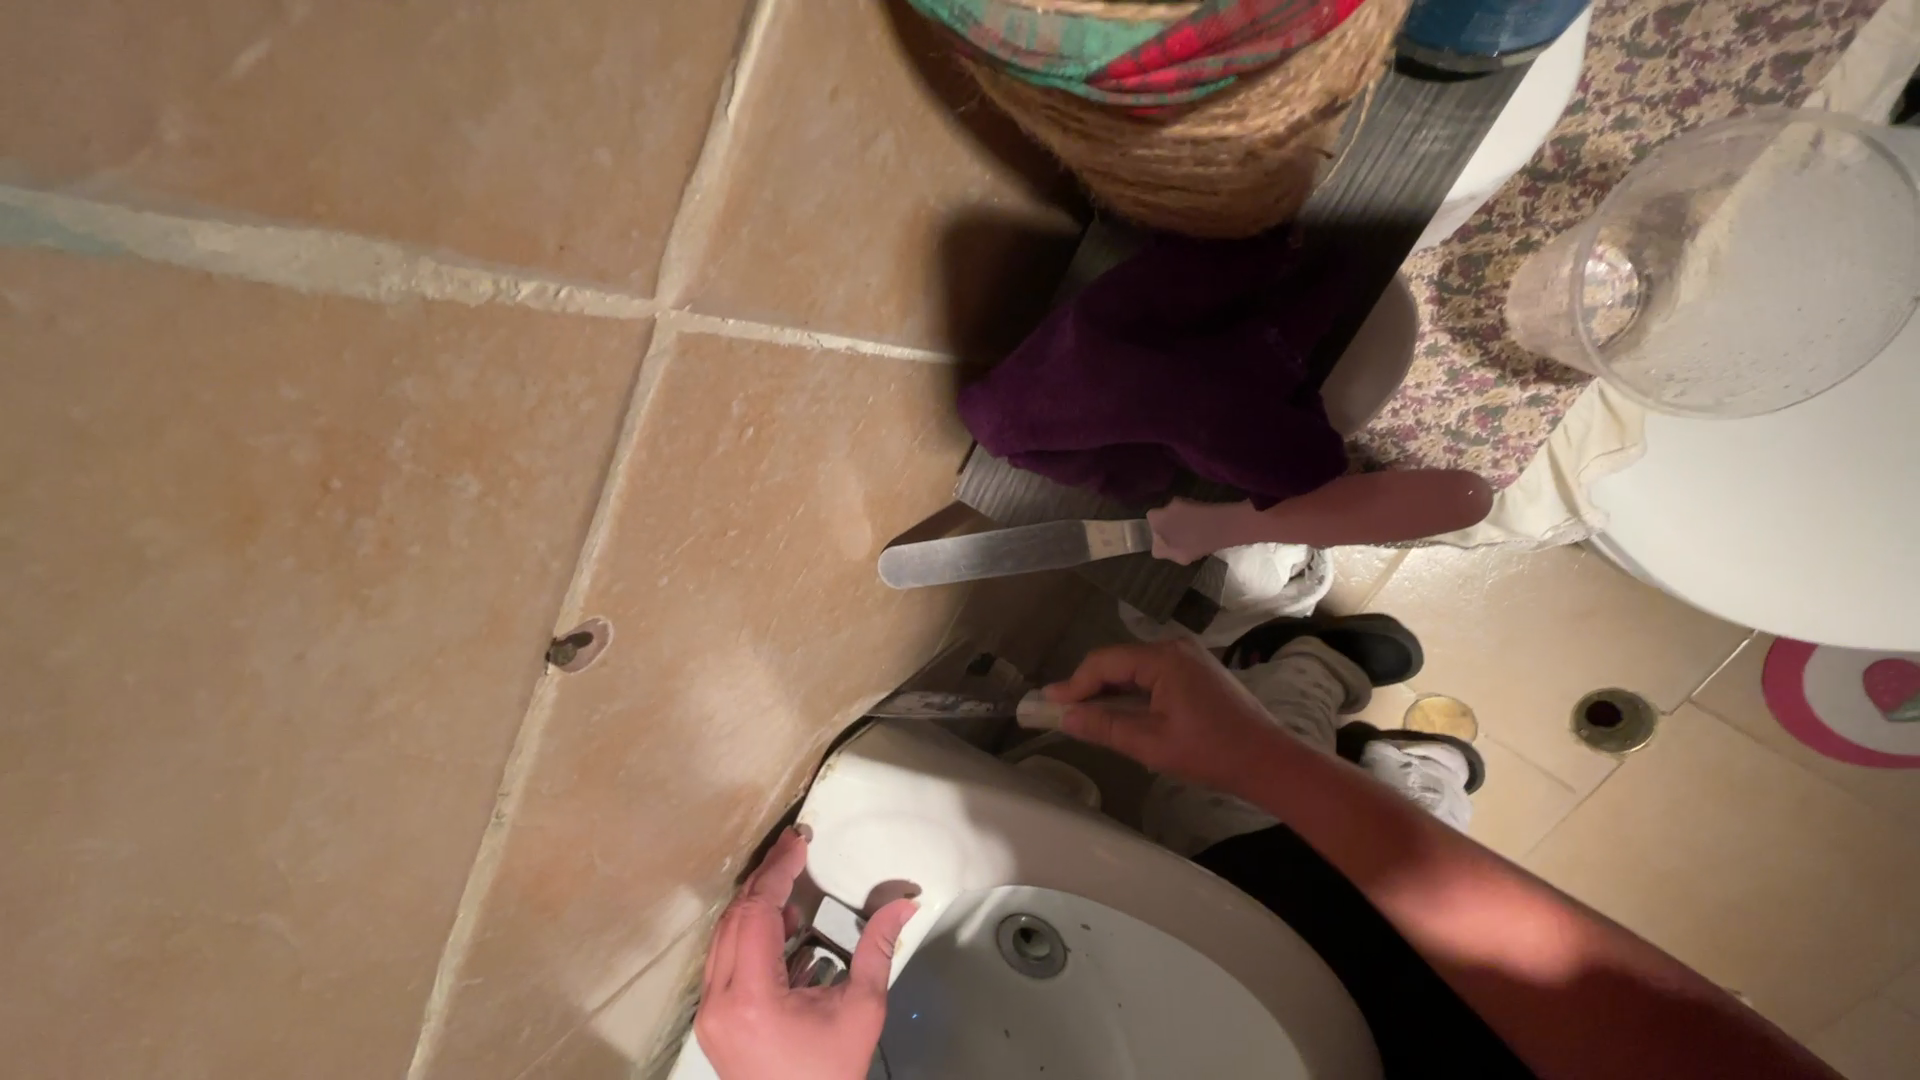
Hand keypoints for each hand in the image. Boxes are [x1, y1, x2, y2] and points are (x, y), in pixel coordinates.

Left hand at [695, 827, 918, 1079]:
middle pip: (735, 916)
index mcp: (751, 996)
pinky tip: (785, 926)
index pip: (757, 912)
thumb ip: (879, 947)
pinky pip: (724, 959)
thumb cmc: (832, 1070)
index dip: (779, 871)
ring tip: (793, 881)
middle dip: (767, 876)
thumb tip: (907, 900)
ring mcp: (710, 1012)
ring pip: (724, 935)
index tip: (800, 841)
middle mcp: (719, 1000)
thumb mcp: (862, 1007)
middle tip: (795, 846)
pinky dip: (750, 932)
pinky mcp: (714, 1019)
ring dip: (757, 903)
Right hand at [1045, 638, 1289, 792]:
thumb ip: (1105, 727)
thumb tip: (1065, 718)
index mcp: (1164, 659)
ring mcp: (1188, 657)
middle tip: (1061, 710)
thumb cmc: (1211, 753)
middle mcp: (1174, 647)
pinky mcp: (1196, 671)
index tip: (1048, 704)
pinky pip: (1152, 674)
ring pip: (1133, 668)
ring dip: (1109, 689)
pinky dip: (1131, 691)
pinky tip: (1119, 710)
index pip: (1104, 662)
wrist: (1269, 761)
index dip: (1074, 684)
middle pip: (1117, 661)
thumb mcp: (1151, 744)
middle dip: (1088, 686)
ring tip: (1083, 712)